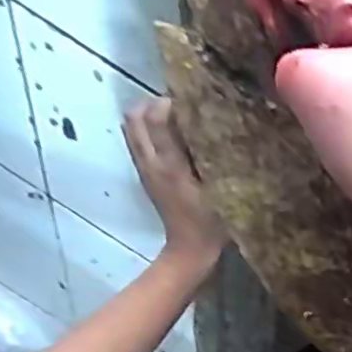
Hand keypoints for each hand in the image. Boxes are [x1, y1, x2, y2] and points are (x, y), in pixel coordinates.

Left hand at [124, 99, 227, 260]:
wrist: (190, 250)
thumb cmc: (212, 224)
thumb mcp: (219, 191)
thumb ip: (212, 160)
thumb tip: (213, 128)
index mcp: (169, 165)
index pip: (156, 118)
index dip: (170, 103)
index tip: (193, 101)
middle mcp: (150, 162)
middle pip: (135, 118)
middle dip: (154, 105)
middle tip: (181, 107)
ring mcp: (144, 169)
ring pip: (132, 129)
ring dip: (148, 117)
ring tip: (174, 118)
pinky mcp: (145, 176)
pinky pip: (137, 142)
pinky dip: (147, 131)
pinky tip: (169, 137)